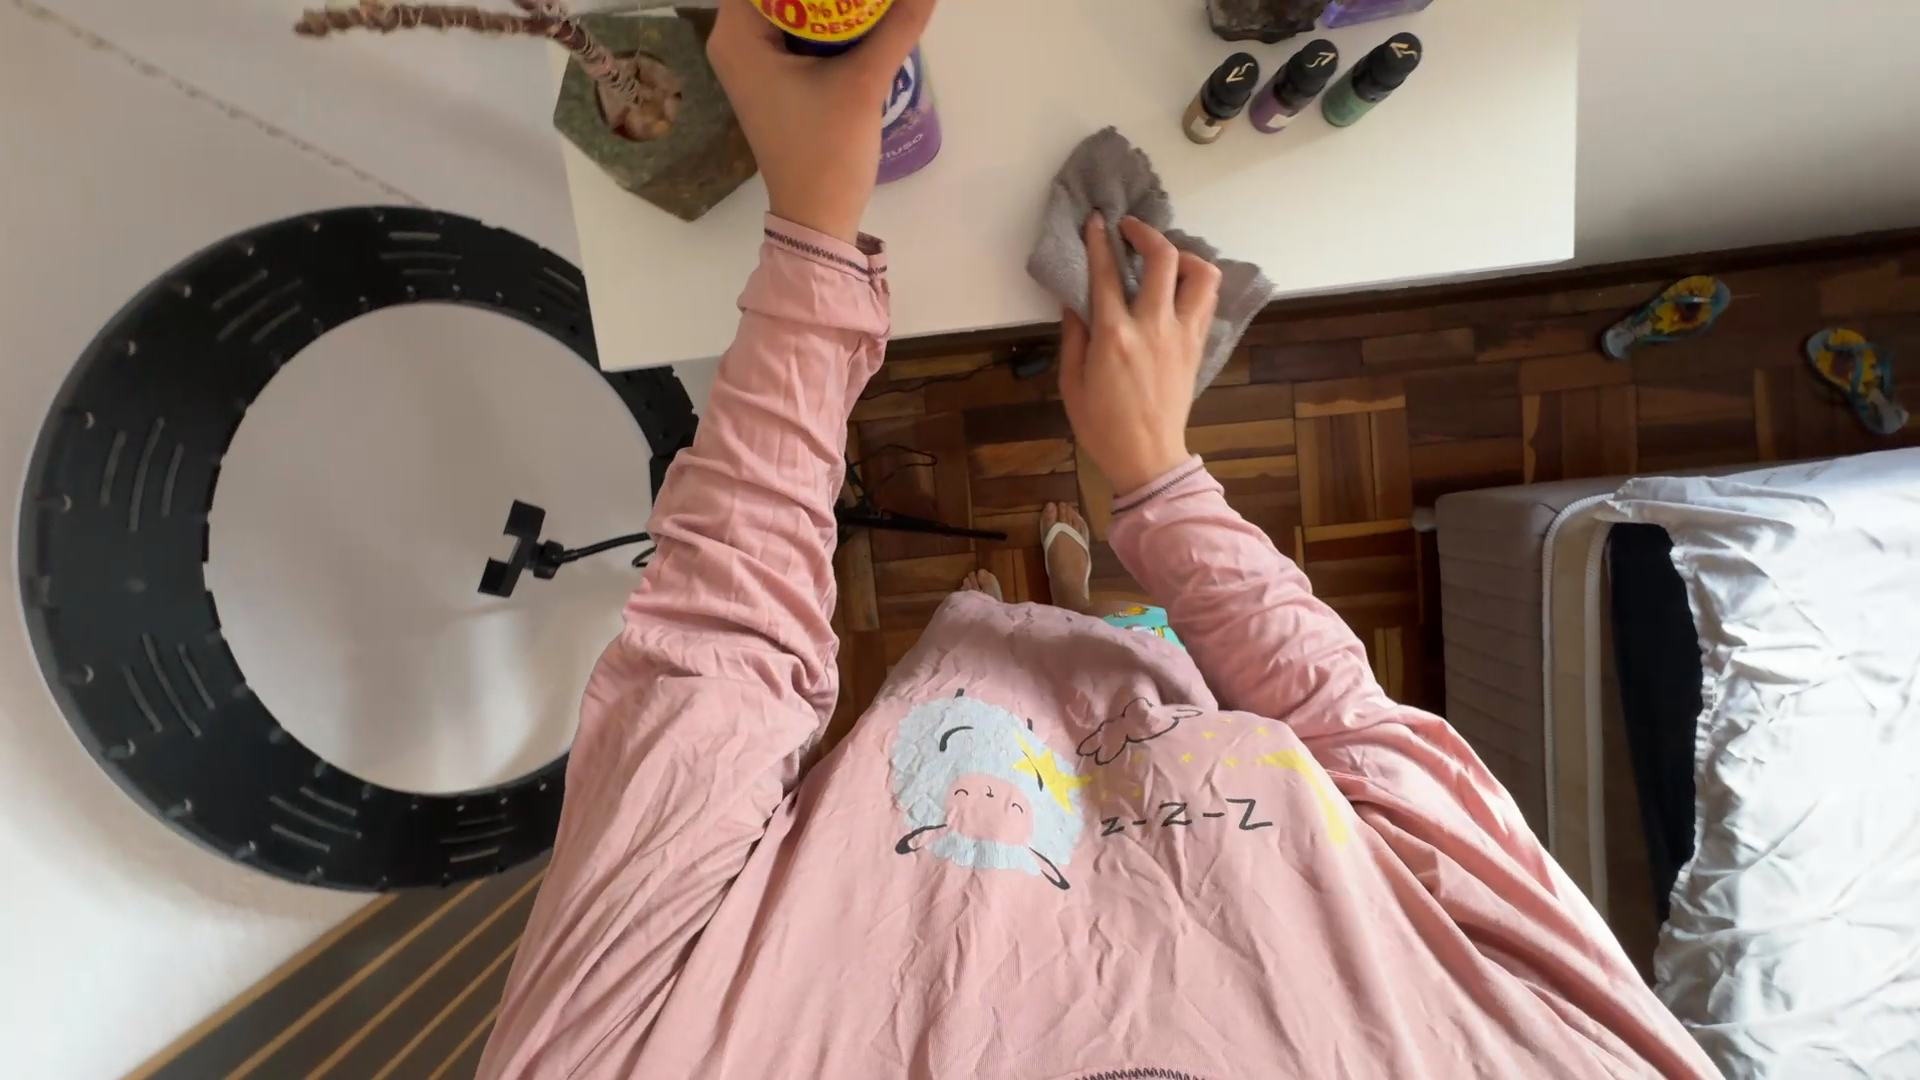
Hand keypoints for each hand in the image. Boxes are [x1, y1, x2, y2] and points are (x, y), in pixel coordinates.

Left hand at [706, 0, 937, 244]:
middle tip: (870, 2)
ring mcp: (750, 66)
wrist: (818, 219)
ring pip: (792, 13)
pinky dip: (825, 31)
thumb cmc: (827, 153)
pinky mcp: (770, 86)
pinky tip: (860, 29)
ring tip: (870, 10)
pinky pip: (796, 39)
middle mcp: (733, 42)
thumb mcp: (864, 84)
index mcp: (737, 33)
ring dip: (831, 10)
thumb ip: (897, 27)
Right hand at [1060, 214, 1221, 494]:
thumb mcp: (1071, 382)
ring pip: (1200, 273)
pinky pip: (1206, 300)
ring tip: (1164, 259)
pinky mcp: (1197, 346)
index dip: (1099, 241)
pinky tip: (1178, 286)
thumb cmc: (1102, 426)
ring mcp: (1181, 335)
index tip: (1096, 222)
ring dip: (1183, 255)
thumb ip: (1073, 336)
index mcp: (1114, 336)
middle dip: (1146, 233)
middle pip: (1162, 258)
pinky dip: (1195, 282)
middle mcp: (1153, 326)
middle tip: (1130, 229)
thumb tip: (1076, 301)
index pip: (1106, 274)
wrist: (1147, 456)